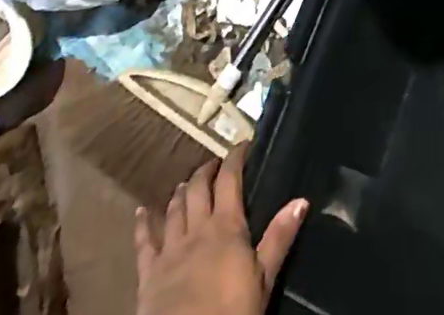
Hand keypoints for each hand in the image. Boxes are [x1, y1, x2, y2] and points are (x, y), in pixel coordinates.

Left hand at [135, 143, 308, 314]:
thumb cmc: (233, 313)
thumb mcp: (264, 278)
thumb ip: (279, 237)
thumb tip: (301, 200)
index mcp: (226, 227)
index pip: (229, 180)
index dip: (235, 159)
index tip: (242, 145)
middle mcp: (196, 229)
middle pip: (198, 189)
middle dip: (206, 171)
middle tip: (215, 164)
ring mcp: (170, 248)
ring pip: (174, 209)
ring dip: (182, 192)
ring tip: (187, 183)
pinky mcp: (149, 271)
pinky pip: (144, 241)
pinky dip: (143, 223)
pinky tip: (142, 211)